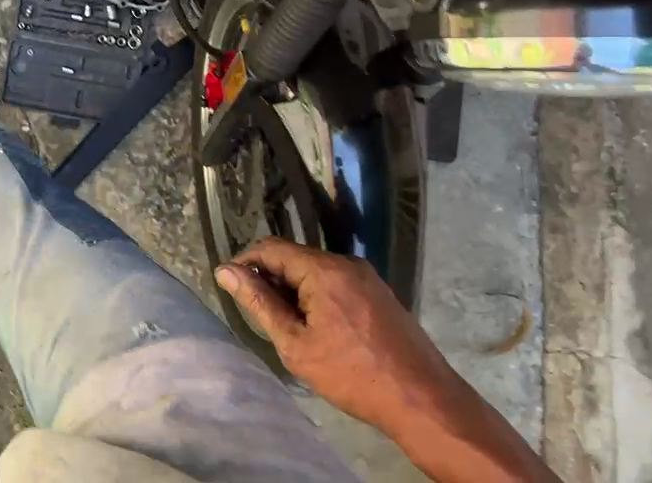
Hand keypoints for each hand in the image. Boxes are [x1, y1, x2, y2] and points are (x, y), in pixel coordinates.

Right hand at [215, 237, 460, 437]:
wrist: (426, 403)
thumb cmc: (353, 376)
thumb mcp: (296, 344)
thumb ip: (259, 303)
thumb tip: (225, 271)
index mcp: (324, 270)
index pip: (270, 248)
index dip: (246, 263)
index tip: (231, 286)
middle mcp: (346, 263)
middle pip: (293, 257)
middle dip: (271, 278)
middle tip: (261, 313)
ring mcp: (366, 276)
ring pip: (314, 269)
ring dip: (294, 288)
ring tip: (288, 324)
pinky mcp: (379, 292)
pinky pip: (335, 280)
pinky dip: (316, 294)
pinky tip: (318, 326)